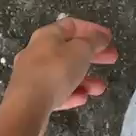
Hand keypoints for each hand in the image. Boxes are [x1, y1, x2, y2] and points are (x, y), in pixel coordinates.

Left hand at [0, 16, 118, 135]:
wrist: (24, 110)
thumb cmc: (55, 71)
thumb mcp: (81, 50)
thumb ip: (93, 41)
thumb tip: (100, 37)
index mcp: (47, 35)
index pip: (73, 25)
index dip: (93, 30)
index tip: (109, 38)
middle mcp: (37, 52)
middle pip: (69, 49)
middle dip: (92, 55)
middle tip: (111, 59)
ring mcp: (32, 76)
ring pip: (63, 73)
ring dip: (84, 78)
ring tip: (100, 88)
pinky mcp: (30, 97)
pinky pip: (55, 91)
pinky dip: (71, 92)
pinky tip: (83, 98)